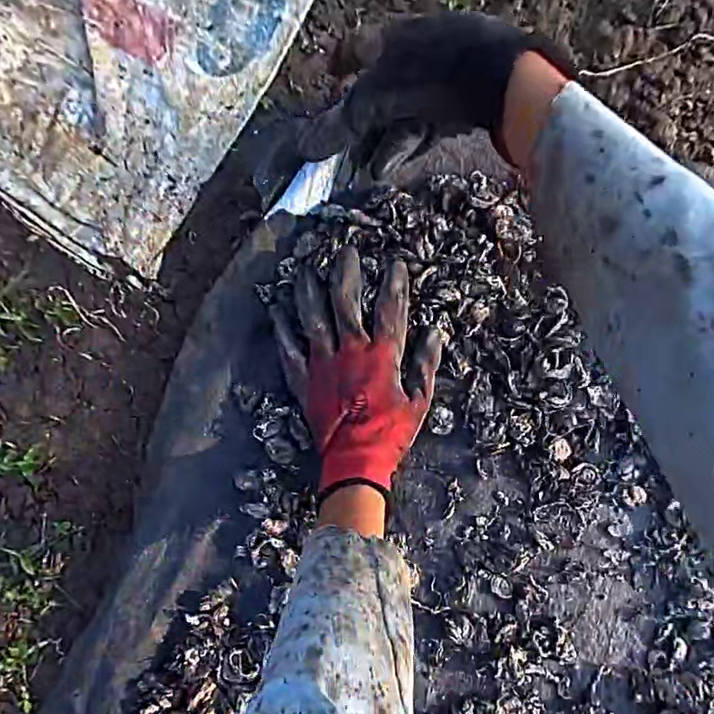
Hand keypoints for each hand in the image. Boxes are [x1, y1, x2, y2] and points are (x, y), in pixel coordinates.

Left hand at [272, 246, 443, 506]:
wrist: (355, 461)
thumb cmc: (391, 433)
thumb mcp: (420, 401)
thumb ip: (426, 364)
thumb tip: (436, 333)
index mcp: (382, 355)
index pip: (390, 309)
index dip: (394, 283)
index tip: (395, 263)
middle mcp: (350, 352)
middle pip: (345, 302)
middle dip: (346, 273)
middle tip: (344, 252)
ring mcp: (322, 365)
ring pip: (312, 318)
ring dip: (308, 292)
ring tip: (305, 270)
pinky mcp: (304, 381)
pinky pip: (289, 350)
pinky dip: (282, 330)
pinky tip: (276, 311)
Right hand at [298, 13, 569, 179]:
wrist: (505, 78)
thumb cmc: (430, 76)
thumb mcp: (375, 101)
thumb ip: (338, 125)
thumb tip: (302, 145)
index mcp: (391, 36)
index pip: (354, 47)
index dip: (338, 64)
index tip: (328, 79)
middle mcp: (416, 49)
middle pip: (377, 88)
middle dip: (359, 123)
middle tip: (344, 151)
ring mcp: (442, 73)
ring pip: (401, 110)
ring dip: (381, 141)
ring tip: (368, 170)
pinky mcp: (464, 98)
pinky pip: (427, 121)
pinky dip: (409, 142)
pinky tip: (395, 163)